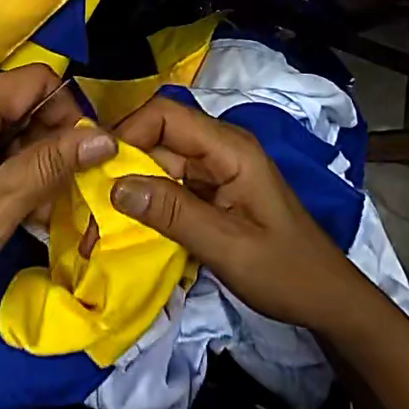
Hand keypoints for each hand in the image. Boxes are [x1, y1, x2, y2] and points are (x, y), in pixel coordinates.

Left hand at [0, 64, 116, 358]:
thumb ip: (53, 163)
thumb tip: (108, 137)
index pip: (42, 82)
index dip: (70, 116)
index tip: (82, 161)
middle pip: (27, 104)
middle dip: (51, 144)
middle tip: (59, 194)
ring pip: (11, 128)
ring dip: (32, 163)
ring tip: (36, 209)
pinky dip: (8, 172)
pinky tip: (12, 208)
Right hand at [109, 96, 374, 334]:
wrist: (323, 293)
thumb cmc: (284, 269)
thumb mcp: (227, 246)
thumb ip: (173, 213)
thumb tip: (115, 185)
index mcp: (231, 148)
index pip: (168, 115)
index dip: (128, 133)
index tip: (94, 172)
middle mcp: (223, 148)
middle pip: (160, 136)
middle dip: (121, 165)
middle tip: (84, 208)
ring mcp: (220, 169)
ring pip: (163, 161)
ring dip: (131, 187)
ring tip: (95, 226)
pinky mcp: (216, 191)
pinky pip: (174, 184)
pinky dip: (149, 202)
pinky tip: (125, 228)